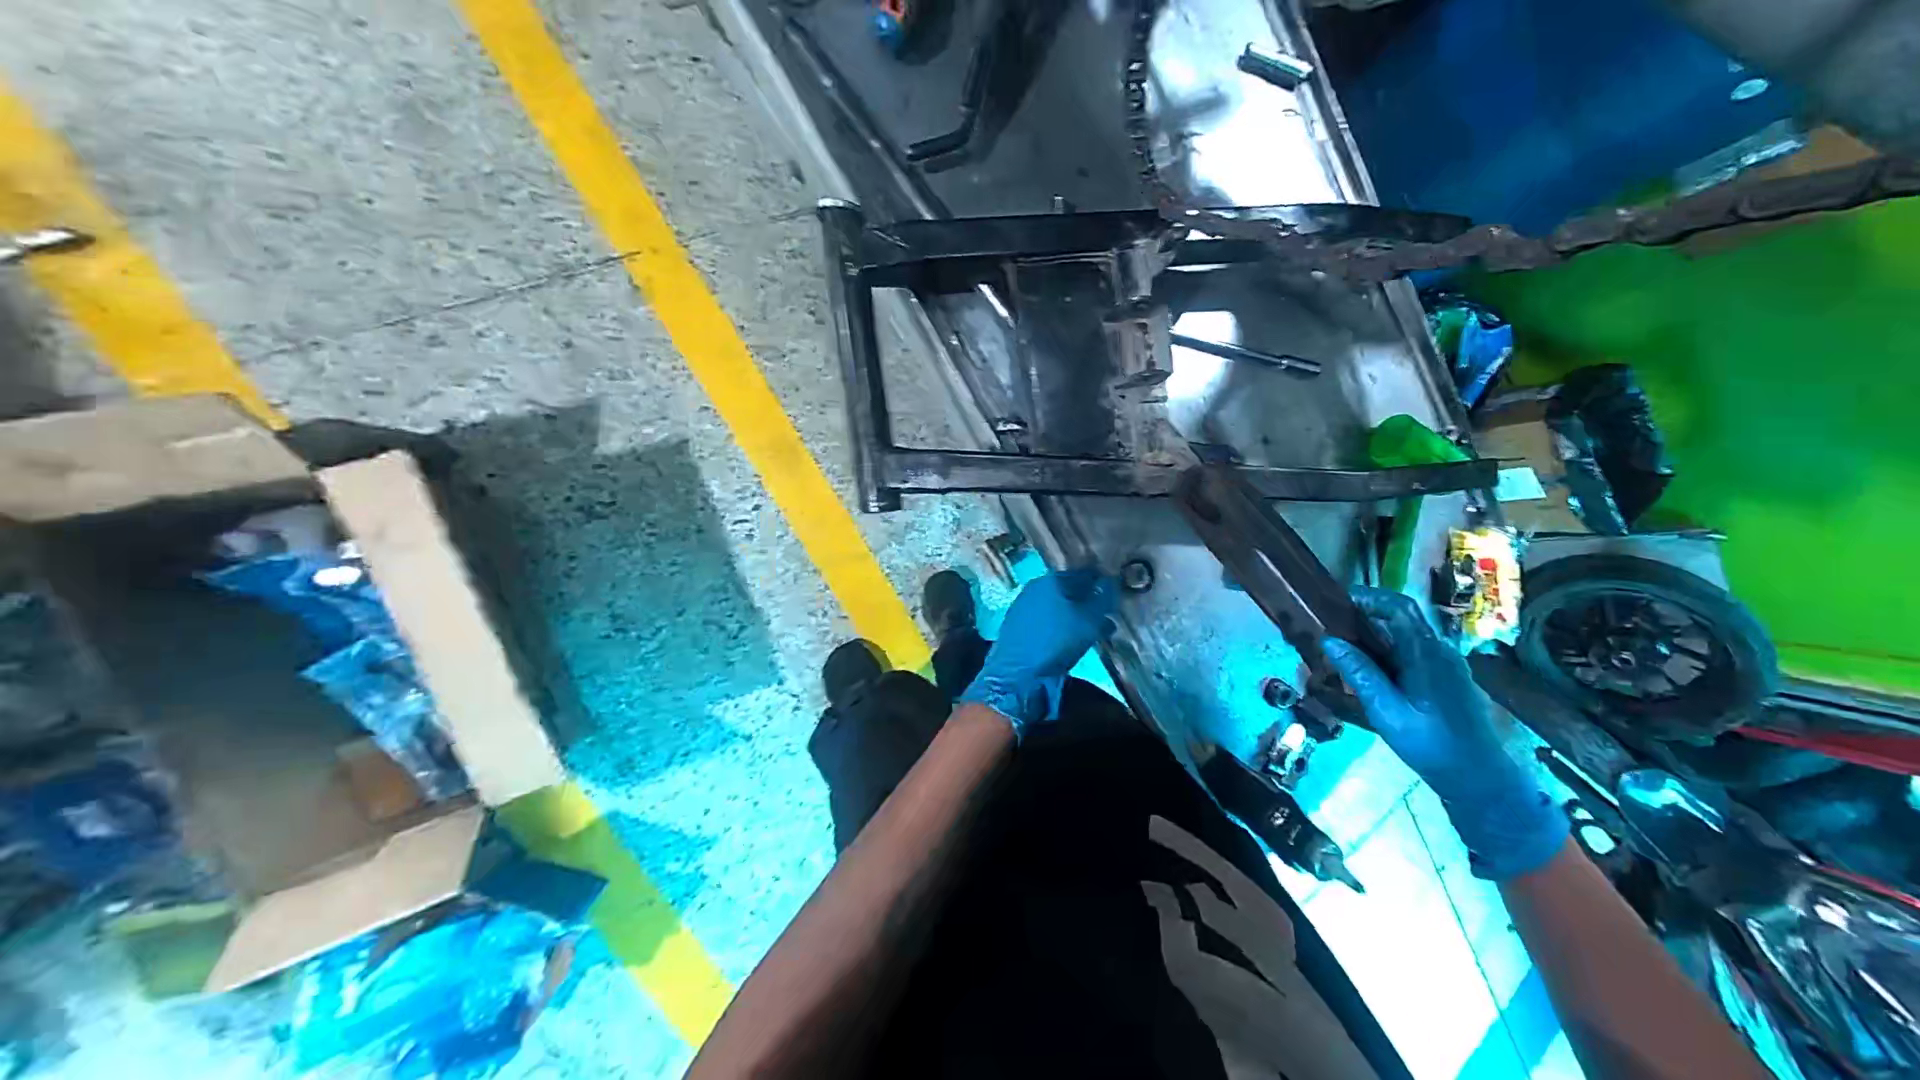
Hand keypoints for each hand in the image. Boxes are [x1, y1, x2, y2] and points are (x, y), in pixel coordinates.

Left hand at [959, 568, 1116, 737]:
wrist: (1017, 675)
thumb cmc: (1056, 642)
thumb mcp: (1088, 621)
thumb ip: (1102, 600)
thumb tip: (1110, 583)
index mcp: (1051, 580)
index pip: (1083, 574)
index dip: (1102, 583)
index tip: (1115, 594)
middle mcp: (1034, 589)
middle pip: (1070, 590)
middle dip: (1090, 602)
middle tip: (1108, 614)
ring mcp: (1023, 607)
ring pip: (1059, 607)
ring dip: (1078, 616)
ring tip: (1096, 630)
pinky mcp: (1017, 627)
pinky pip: (1048, 621)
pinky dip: (1063, 626)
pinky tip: (1073, 639)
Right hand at [1322, 587, 1565, 880]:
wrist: (1479, 777)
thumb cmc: (1431, 743)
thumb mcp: (1386, 710)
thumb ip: (1359, 673)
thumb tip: (1329, 640)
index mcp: (1428, 653)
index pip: (1399, 607)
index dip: (1369, 597)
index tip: (1339, 600)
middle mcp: (1440, 650)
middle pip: (1402, 617)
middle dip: (1366, 614)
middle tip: (1333, 624)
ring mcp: (1446, 663)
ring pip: (1406, 634)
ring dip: (1375, 634)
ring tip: (1344, 646)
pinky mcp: (1445, 677)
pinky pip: (1412, 651)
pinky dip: (1387, 650)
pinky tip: (1368, 669)